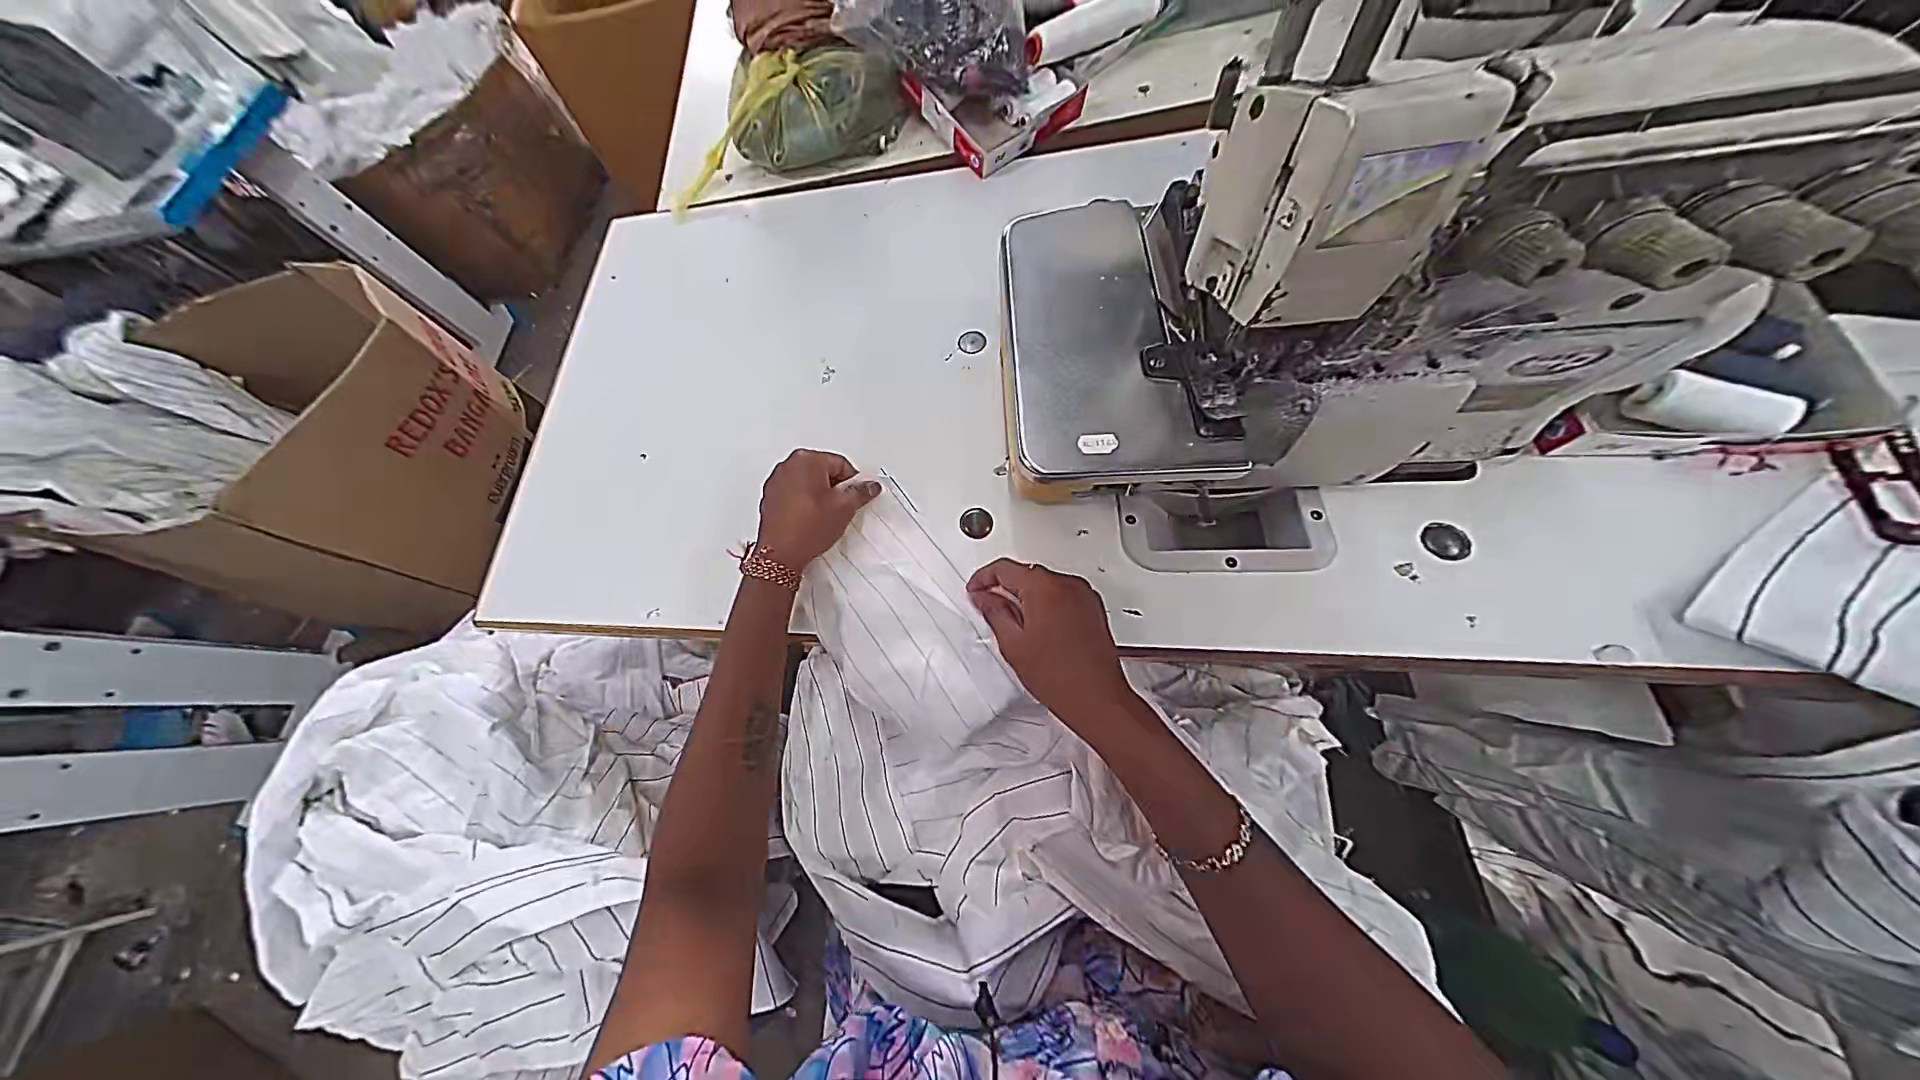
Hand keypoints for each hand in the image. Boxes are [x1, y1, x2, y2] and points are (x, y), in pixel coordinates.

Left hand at [755, 449, 880, 566]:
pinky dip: (804, 502)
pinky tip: (810, 519)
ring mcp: (776, 481)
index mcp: (806, 460)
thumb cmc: (807, 528)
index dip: (853, 482)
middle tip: (841, 507)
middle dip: (834, 487)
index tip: (856, 495)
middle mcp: (787, 465)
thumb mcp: (845, 508)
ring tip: (825, 515)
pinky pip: (794, 492)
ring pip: (807, 482)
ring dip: (819, 495)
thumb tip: (869, 486)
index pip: (840, 463)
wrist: (781, 554)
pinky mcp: (770, 497)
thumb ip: (860, 492)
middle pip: (822, 470)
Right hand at [966, 559, 1135, 723]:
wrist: (1095, 697)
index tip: (976, 589)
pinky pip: (1063, 594)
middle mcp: (1068, 585)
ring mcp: (1084, 595)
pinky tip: (1037, 627)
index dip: (983, 578)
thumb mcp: (1013, 643)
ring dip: (1026, 596)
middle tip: (987, 604)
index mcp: (1044, 588)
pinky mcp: (1093, 607)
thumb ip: (994, 612)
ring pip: (1045, 584)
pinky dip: (1047, 603)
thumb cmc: (1061, 677)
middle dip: (1004, 587)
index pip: (1005, 568)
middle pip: (1027, 573)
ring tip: (1013, 622)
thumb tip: (984, 598)